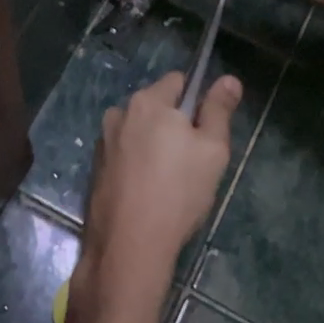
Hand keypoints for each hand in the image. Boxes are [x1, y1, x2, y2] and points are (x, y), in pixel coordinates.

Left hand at [76, 71, 241, 307]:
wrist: (129, 243)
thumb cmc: (178, 192)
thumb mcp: (212, 150)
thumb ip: (219, 110)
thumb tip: (228, 79)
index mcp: (148, 101)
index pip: (178, 80)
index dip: (196, 101)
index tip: (205, 131)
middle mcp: (119, 112)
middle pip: (156, 106)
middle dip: (174, 124)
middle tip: (192, 160)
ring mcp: (103, 141)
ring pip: (138, 130)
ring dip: (153, 143)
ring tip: (168, 180)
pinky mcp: (95, 167)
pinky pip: (124, 153)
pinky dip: (136, 163)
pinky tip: (146, 191)